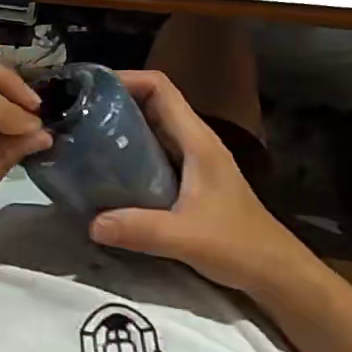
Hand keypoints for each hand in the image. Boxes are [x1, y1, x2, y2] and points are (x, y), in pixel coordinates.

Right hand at [88, 71, 321, 297]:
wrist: (276, 272)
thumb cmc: (240, 246)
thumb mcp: (187, 238)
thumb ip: (139, 229)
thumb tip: (91, 223)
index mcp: (197, 142)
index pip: (160, 88)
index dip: (125, 78)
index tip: (89, 88)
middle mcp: (194, 142)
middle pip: (151, 102)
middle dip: (113, 100)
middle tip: (75, 113)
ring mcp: (191, 161)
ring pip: (150, 127)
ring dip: (118, 125)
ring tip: (81, 136)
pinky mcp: (187, 180)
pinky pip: (151, 152)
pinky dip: (126, 151)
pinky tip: (103, 171)